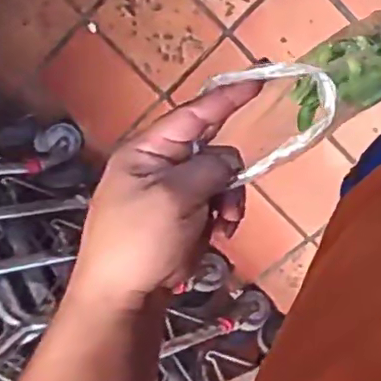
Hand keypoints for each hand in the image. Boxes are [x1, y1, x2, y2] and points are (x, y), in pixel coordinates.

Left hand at [69, 81, 262, 311]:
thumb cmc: (139, 243)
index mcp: (147, 151)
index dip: (228, 96)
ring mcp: (172, 191)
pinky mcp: (184, 214)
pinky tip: (214, 235)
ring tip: (219, 227)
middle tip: (225, 204)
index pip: (195, 113)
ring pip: (222, 178)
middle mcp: (160, 165)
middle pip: (214, 151)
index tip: (259, 78)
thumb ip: (211, 167)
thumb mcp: (176, 196)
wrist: (121, 301)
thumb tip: (230, 162)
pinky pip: (218, 201)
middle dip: (227, 176)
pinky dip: (223, 216)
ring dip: (228, 202)